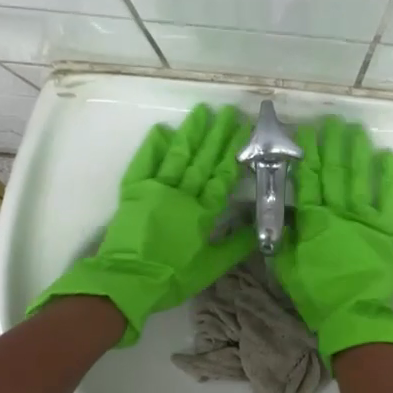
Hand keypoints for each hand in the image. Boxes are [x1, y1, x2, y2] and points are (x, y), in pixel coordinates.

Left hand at [28, 103, 252, 345]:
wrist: (129, 280)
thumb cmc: (173, 277)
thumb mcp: (211, 267)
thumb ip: (236, 246)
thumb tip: (263, 229)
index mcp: (202, 212)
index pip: (222, 176)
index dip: (234, 153)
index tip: (244, 133)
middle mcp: (182, 193)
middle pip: (203, 160)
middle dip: (217, 135)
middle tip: (228, 112)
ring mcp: (156, 189)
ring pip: (178, 155)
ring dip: (191, 132)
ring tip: (202, 111)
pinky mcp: (133, 191)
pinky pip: (144, 162)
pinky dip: (153, 146)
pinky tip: (163, 129)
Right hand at [275, 117, 392, 378]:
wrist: (351, 314)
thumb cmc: (315, 293)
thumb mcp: (284, 264)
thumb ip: (279, 236)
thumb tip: (272, 213)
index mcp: (312, 219)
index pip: (307, 179)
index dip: (306, 154)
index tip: (304, 133)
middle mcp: (338, 212)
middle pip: (334, 172)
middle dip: (331, 145)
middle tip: (330, 121)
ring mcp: (364, 219)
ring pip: (360, 177)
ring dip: (356, 152)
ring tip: (354, 130)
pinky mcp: (386, 230)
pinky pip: (391, 199)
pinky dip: (391, 177)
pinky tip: (387, 156)